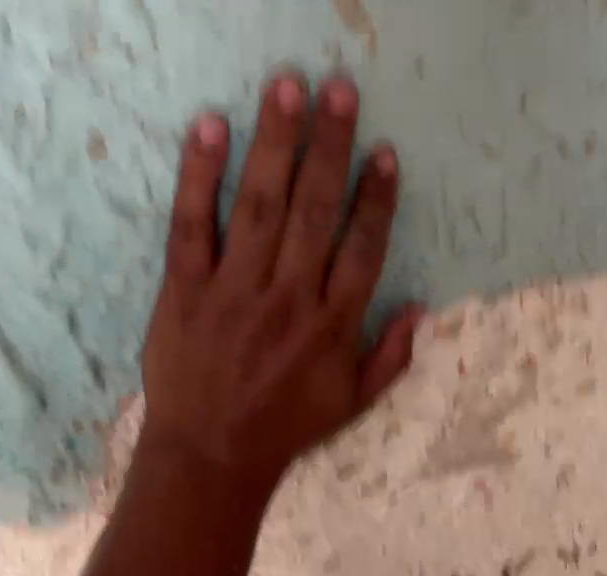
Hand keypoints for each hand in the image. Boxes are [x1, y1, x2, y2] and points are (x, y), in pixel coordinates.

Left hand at [137, 72, 420, 487]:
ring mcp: (234, 292)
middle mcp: (289, 300)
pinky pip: (191, 225)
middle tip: (339, 90)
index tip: (383, 155)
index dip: (375, 201)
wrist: (212, 454)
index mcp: (333, 328)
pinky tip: (212, 127)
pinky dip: (199, 176)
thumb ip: (390, 358)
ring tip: (287, 89)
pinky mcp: (184, 290)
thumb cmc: (287, 428)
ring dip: (275, 144)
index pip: (362, 251)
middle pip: (314, 212)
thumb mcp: (353, 404)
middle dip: (330, 148)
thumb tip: (421, 310)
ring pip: (259, 206)